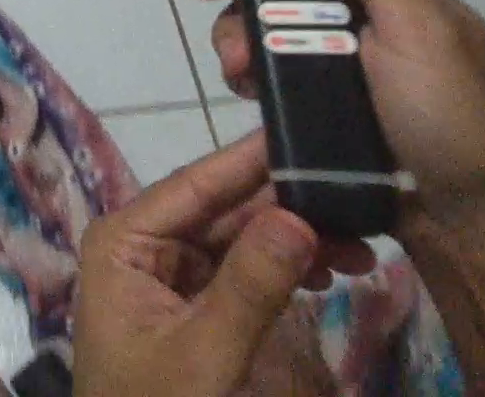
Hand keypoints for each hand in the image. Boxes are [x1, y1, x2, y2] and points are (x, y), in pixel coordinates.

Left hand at [72, 133, 354, 396]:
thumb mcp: (203, 354)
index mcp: (125, 238)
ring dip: (294, 239)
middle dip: (286, 205)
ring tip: (359, 244)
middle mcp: (142, 241)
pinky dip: (283, 270)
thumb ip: (249, 286)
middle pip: (220, 208)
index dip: (246, 159)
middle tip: (355, 198)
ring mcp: (167, 271)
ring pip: (237, 238)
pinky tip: (328, 271)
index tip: (297, 129)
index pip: (192, 185)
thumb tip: (295, 215)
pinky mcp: (191, 301)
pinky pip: (240, 270)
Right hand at [192, 0, 484, 220]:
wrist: (463, 220)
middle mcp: (355, 15)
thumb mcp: (421, 33)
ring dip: (234, 34)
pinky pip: (262, 67)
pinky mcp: (311, 95)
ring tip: (236, 67)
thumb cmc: (451, 116)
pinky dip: (243, 70)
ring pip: (261, 23)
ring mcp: (331, 57)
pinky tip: (242, 87)